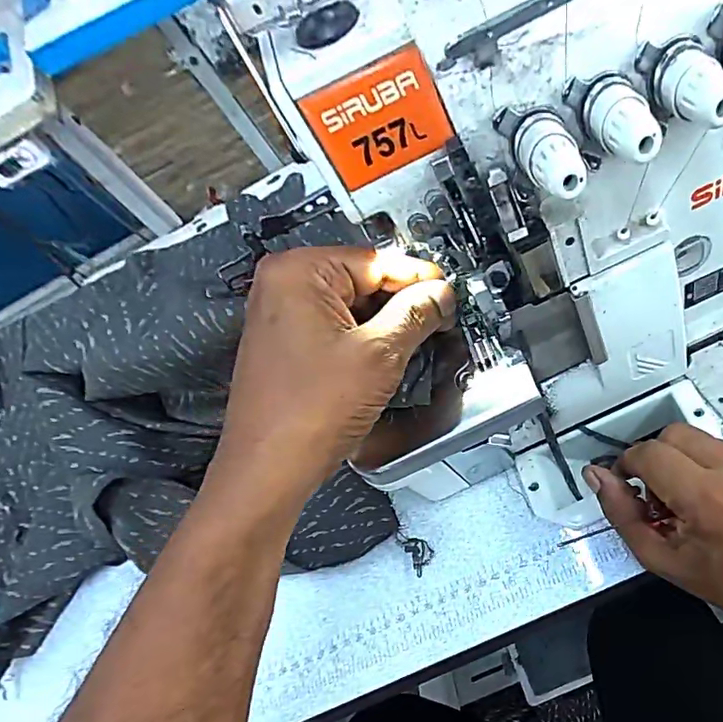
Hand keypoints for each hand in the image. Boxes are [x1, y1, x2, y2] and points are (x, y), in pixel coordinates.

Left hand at [210, 246, 455, 507]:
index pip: (377, 259)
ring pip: (356, 307)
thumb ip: (415, 315)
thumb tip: (438, 294)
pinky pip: (341, 329)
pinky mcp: (292, 345)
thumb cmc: (307, 412)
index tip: (448, 293)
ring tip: (417, 346)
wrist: (274, 462)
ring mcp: (284, 316)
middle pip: (365, 280)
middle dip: (405, 303)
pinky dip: (369, 342)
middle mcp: (283, 286)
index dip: (419, 278)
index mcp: (298, 273)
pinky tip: (388, 362)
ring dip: (390, 325)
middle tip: (440, 321)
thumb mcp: (381, 354)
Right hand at [585, 423, 722, 627]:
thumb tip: (600, 478)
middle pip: (674, 435)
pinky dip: (717, 465)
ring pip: (700, 437)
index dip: (631, 464)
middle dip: (660, 460)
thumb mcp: (660, 557)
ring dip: (690, 463)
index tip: (630, 477)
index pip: (651, 453)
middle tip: (666, 496)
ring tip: (699, 501)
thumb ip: (623, 514)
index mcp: (711, 500)